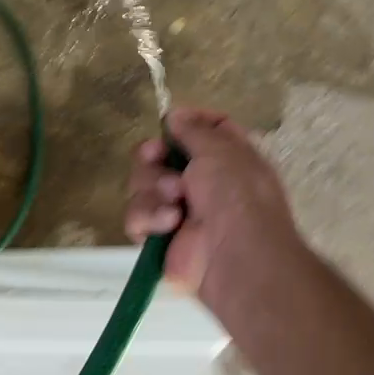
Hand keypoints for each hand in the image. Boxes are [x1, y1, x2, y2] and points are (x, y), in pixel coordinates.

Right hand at [125, 107, 307, 303]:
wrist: (235, 258)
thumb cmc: (237, 197)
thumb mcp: (221, 151)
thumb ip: (194, 129)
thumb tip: (175, 116)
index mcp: (226, 159)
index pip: (201, 129)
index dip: (184, 122)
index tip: (172, 121)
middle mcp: (202, 181)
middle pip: (158, 155)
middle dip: (153, 156)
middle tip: (157, 158)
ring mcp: (178, 210)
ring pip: (141, 184)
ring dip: (154, 189)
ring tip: (175, 202)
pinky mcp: (158, 236)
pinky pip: (136, 217)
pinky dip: (148, 217)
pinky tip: (167, 225)